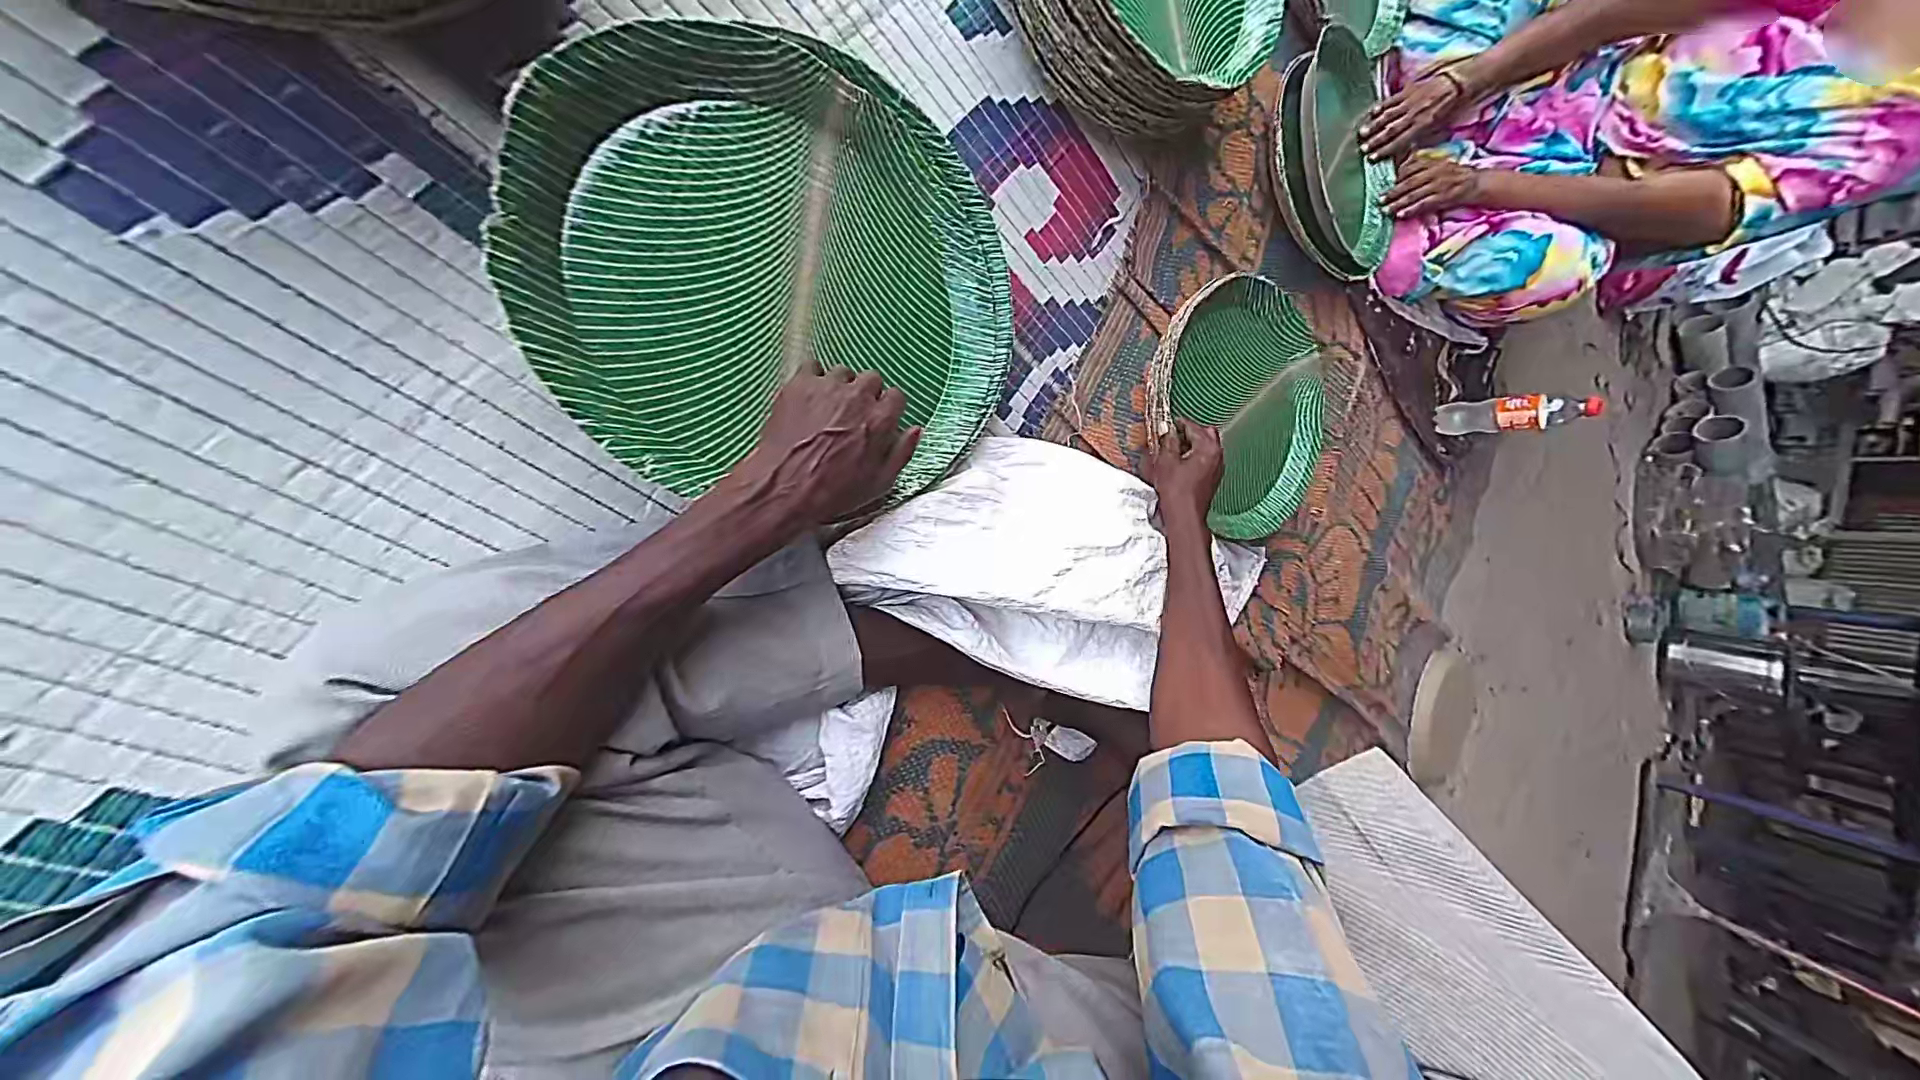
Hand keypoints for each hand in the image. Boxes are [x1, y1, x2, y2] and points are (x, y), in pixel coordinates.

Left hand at [724, 364, 920, 525]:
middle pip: (872, 379)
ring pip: (843, 372)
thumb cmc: (831, 491)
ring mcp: (827, 387)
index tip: (879, 418)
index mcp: (880, 420)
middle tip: (853, 415)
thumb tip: (915, 431)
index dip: (888, 408)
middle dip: (866, 395)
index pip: (896, 396)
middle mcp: (857, 397)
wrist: (785, 488)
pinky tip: (810, 397)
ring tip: (830, 408)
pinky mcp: (800, 384)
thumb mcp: (879, 483)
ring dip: (841, 386)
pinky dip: (814, 378)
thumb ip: (902, 453)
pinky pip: (812, 367)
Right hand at [1147, 419, 1223, 529]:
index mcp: (1208, 447)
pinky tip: (1180, 465)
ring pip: (1207, 448)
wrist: (1185, 516)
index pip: (1193, 426)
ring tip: (1174, 451)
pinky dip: (1195, 458)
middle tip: (1172, 435)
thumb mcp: (1165, 461)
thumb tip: (1167, 431)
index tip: (1167, 424)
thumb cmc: (1177, 492)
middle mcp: (1217, 456)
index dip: (1178, 423)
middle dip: (1189, 432)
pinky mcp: (1212, 479)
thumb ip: (1168, 442)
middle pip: (1206, 434)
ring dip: (1192, 445)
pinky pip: (1206, 461)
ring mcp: (1217, 468)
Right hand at [1360, 67, 1470, 161]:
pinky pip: (1394, 98)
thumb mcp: (1447, 125)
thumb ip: (1427, 135)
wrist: (1474, 77)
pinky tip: (1373, 112)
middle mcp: (1416, 113)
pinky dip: (1382, 105)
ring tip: (1362, 133)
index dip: (1384, 150)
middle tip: (1362, 148)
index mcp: (1424, 124)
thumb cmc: (1463, 103)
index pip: (1399, 141)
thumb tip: (1412, 145)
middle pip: (1390, 129)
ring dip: (1374, 125)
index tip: (1372, 158)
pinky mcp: (1414, 86)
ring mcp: (1414, 99)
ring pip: (1389, 115)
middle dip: (1375, 140)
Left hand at [1383, 155, 1487, 217]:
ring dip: (1398, 204)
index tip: (1383, 183)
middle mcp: (1437, 172)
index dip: (1396, 176)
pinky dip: (1411, 210)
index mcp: (1434, 162)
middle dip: (1393, 192)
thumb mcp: (1438, 165)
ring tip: (1385, 210)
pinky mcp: (1444, 197)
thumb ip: (1420, 165)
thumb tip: (1400, 164)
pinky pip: (1424, 204)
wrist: (1476, 183)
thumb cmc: (1452, 176)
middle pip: (1410, 182)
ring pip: (1415, 195)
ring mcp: (1441, 185)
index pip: (1411, 167)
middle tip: (1379, 199)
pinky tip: (1400, 215)